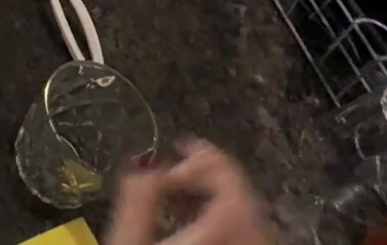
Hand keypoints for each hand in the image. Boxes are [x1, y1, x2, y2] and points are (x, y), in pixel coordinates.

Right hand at [106, 140, 272, 244]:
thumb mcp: (128, 244)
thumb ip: (137, 199)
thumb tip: (146, 161)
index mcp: (220, 240)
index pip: (233, 184)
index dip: (206, 159)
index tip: (174, 152)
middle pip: (251, 205)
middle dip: (216, 178)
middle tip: (179, 169)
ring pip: (258, 228)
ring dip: (223, 202)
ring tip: (184, 195)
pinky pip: (253, 244)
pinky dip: (231, 228)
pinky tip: (202, 229)